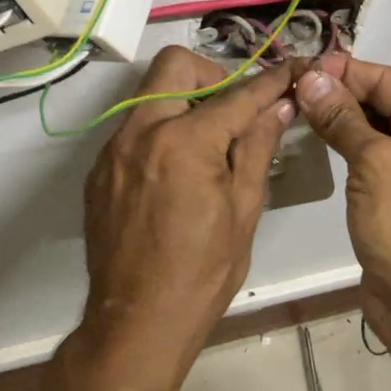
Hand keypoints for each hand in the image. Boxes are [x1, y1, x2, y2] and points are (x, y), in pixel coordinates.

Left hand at [75, 46, 297, 390]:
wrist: (136, 324)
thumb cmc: (203, 273)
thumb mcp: (244, 209)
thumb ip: (258, 147)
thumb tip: (279, 104)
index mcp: (184, 142)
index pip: (236, 95)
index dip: (269, 81)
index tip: (290, 71)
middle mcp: (140, 131)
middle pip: (176, 65)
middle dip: (211, 74)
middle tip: (233, 109)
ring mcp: (114, 149)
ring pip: (150, 94)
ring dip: (184, 101)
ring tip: (208, 143)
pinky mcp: (100, 169)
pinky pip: (134, 127)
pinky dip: (161, 131)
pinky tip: (178, 171)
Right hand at [293, 54, 390, 352]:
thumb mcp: (375, 164)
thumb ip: (343, 118)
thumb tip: (311, 77)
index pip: (390, 80)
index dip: (347, 69)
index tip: (302, 66)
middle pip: (383, 102)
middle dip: (340, 91)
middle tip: (292, 86)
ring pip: (374, 131)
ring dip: (339, 118)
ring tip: (296, 106)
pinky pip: (369, 160)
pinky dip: (344, 146)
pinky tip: (316, 140)